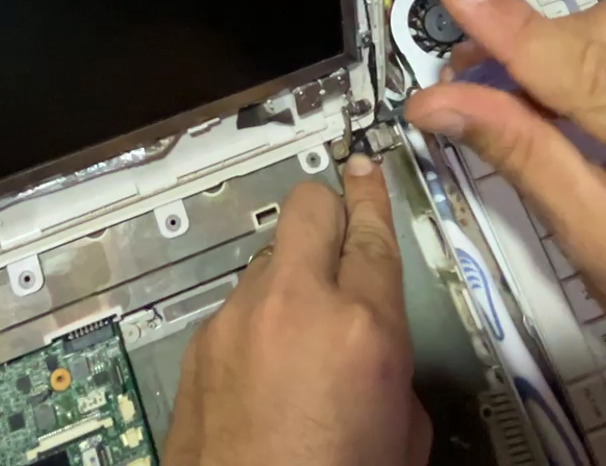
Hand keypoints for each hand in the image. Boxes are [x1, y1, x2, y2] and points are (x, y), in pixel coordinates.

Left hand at [162, 156, 430, 465]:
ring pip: (269, 256)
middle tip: (339, 234)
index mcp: (361, 329)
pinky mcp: (202, 338)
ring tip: (299, 334)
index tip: (366, 167)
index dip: (373, 194)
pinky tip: (263, 369)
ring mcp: (238, 316)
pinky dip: (258, 317)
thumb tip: (373, 343)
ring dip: (291, 276)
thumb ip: (394, 371)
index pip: (372, 234)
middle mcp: (293, 303)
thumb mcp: (403, 439)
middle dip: (328, 210)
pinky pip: (239, 302)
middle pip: (309, 207)